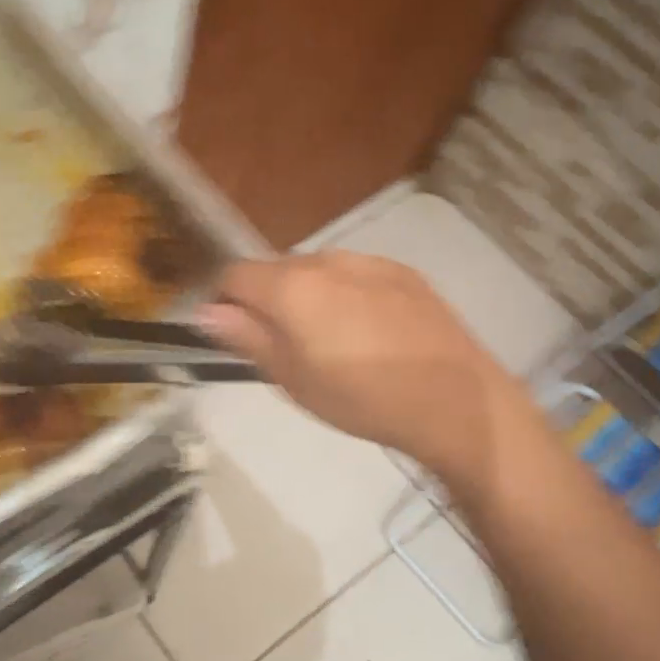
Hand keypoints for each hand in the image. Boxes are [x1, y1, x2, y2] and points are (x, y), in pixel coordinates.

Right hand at [196, 251, 533, 497]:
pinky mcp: (404, 273)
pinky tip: (367, 335)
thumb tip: (206, 312)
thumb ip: (247, 337)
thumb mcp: (292, 379)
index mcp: (292, 287)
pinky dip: (345, 297)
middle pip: (276, 270)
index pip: (235, 275)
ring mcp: (369, 262)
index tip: (233, 336)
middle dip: (267, 301)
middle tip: (283, 350)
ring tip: (330, 345)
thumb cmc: (361, 399)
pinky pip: (355, 276)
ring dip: (307, 298)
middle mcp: (327, 261)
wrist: (454, 400)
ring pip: (317, 272)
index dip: (224, 303)